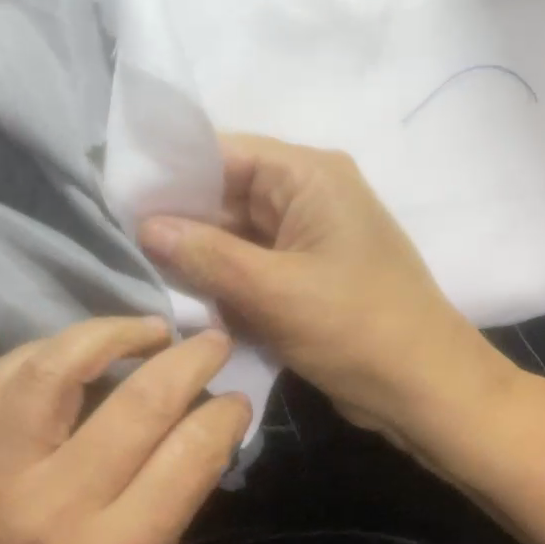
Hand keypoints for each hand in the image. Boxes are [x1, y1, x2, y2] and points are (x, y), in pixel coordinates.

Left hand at [0, 317, 251, 543]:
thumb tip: (206, 421)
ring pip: (57, 369)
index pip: (186, 456)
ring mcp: (0, 470)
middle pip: (136, 404)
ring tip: (148, 330)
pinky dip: (48, 350)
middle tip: (213, 341)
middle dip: (188, 360)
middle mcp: (55, 503)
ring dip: (112, 332)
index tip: (236, 398)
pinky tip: (80, 351)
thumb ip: (175, 500)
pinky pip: (3, 374)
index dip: (223, 414)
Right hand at [138, 134, 505, 434]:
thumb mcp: (272, 290)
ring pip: (235, 237)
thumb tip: (145, 225)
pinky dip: (224, 285)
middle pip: (226, 195)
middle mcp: (307, 197)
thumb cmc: (356, 329)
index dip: (171, 173)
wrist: (425, 390)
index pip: (224, 153)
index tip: (118, 198)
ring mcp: (307, 240)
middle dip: (182, 222)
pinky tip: (192, 304)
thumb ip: (205, 254)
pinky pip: (251, 269)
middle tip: (125, 247)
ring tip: (148, 277)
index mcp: (308, 176)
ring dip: (201, 260)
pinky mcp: (306, 278)